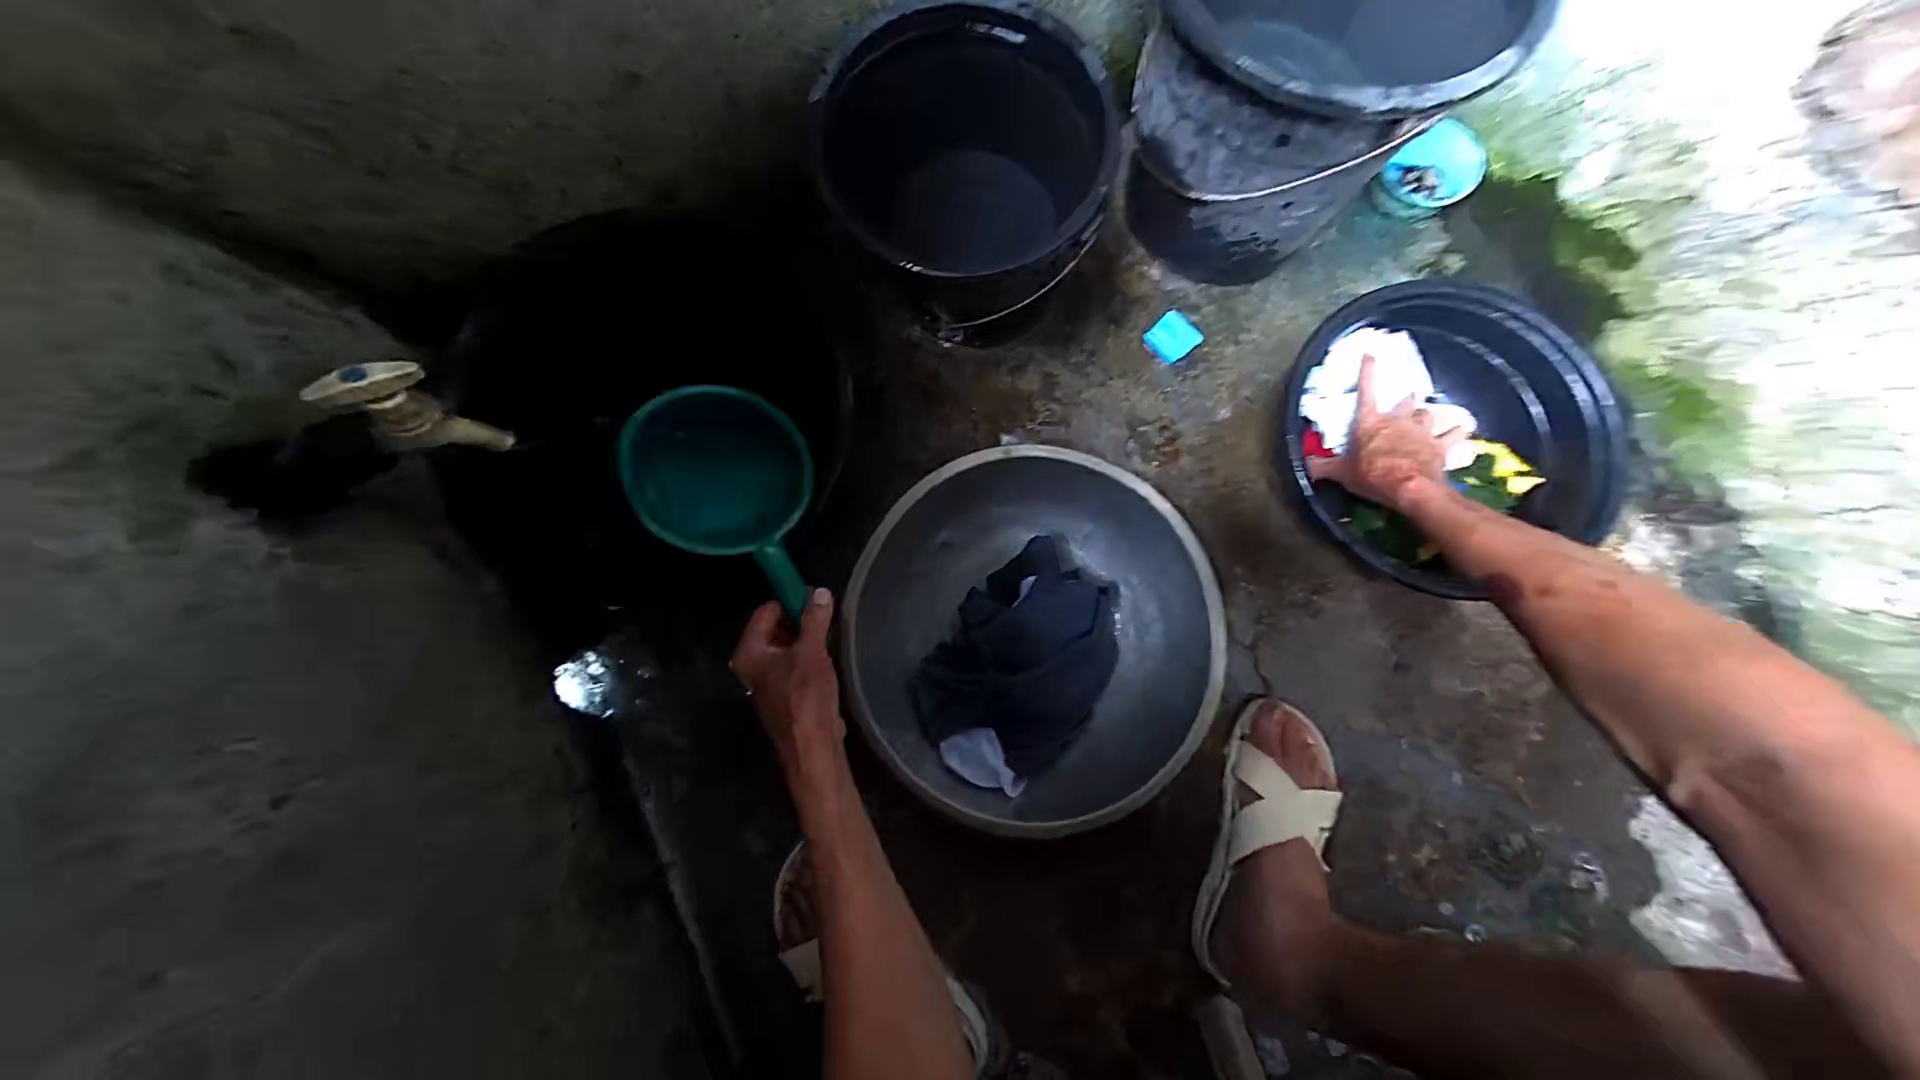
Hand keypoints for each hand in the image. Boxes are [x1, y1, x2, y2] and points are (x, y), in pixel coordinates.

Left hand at [730, 587, 844, 763]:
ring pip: (786, 647)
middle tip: (824, 618)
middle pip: (774, 628)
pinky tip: (826, 660)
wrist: (812, 746)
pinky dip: (808, 657)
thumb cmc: (806, 696)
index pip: (765, 612)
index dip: (789, 601)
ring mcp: (767, 681)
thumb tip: (821, 592)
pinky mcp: (783, 693)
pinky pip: (793, 664)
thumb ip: (814, 619)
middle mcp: (751, 665)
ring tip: (828, 637)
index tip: (815, 599)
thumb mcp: (812, 651)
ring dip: (806, 639)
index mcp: (749, 653)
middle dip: (799, 621)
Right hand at [1308, 353, 1469, 512]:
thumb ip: (1322, 467)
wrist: (1408, 487)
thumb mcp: (1340, 473)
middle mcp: (1397, 420)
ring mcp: (1421, 430)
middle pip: (1405, 402)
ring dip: (1426, 417)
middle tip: (1406, 403)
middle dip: (1406, 401)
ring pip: (1428, 414)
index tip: (1371, 355)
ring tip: (1426, 420)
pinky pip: (1455, 433)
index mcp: (1370, 422)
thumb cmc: (1370, 475)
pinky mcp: (1441, 444)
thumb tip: (1306, 464)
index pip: (1366, 392)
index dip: (1367, 373)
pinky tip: (1461, 431)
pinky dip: (1457, 432)